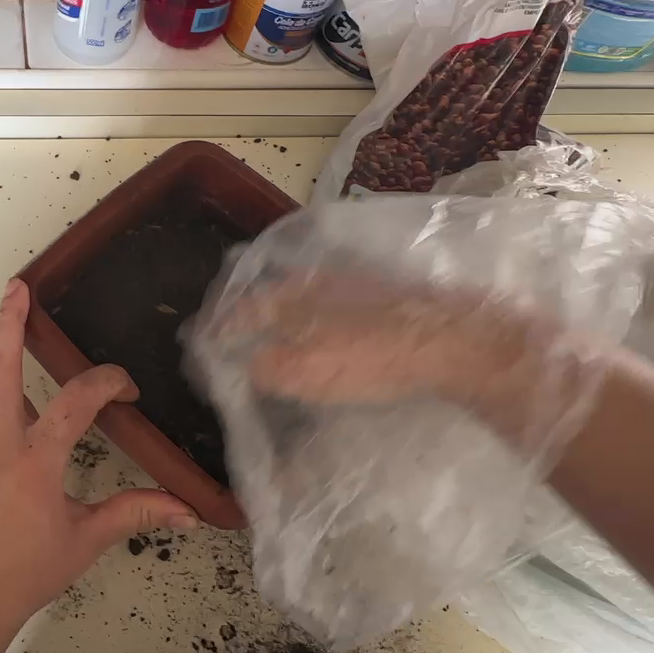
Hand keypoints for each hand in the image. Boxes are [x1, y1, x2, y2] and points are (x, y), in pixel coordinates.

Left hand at [0, 278, 199, 633]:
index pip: (78, 402)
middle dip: (11, 323)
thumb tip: (188, 510)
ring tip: (14, 318)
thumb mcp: (86, 541)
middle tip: (20, 286)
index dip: (106, 384)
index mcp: (37, 460)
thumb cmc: (28, 570)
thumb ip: (135, 514)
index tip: (127, 391)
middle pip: (4, 368)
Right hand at [197, 271, 540, 411]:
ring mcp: (349, 279)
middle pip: (265, 290)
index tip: (200, 340)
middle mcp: (312, 278)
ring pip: (298, 289)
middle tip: (228, 325)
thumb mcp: (302, 374)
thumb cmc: (370, 361)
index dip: (217, 328)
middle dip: (243, 307)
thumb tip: (241, 363)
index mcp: (286, 296)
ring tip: (268, 323)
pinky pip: (327, 294)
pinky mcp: (380, 288)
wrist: (453, 341)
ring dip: (276, 305)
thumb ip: (263, 367)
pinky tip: (319, 322)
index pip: (238, 310)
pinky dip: (309, 307)